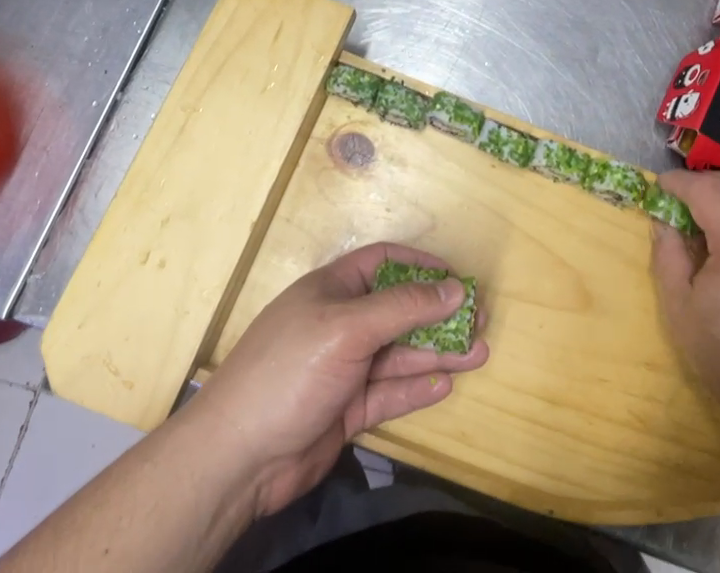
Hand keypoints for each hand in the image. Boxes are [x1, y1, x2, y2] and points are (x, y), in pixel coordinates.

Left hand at [185, 242, 488, 519]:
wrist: (239, 457)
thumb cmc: (290, 371)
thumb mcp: (348, 327)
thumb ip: (404, 307)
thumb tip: (455, 287)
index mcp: (331, 291)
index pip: (382, 263)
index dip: (420, 265)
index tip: (458, 277)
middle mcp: (339, 324)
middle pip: (398, 311)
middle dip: (438, 316)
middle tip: (480, 323)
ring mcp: (343, 368)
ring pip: (399, 354)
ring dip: (437, 353)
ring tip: (479, 354)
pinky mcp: (346, 409)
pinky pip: (389, 392)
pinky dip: (416, 388)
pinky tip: (445, 386)